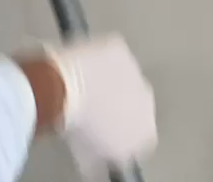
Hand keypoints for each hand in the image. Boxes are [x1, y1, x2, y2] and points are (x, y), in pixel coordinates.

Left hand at [47, 35, 155, 175]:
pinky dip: (102, 54)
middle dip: (120, 102)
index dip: (122, 130)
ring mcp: (135, 70)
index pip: (141, 135)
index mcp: (146, 133)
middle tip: (94, 102)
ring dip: (112, 77)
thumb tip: (98, 165)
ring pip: (126, 75)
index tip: (105, 127)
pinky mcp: (120, 47)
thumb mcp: (89, 157)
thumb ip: (102, 162)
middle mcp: (148, 101)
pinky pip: (114, 51)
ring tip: (87, 79)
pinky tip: (86, 59)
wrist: (64, 88)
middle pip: (137, 102)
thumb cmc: (76, 125)